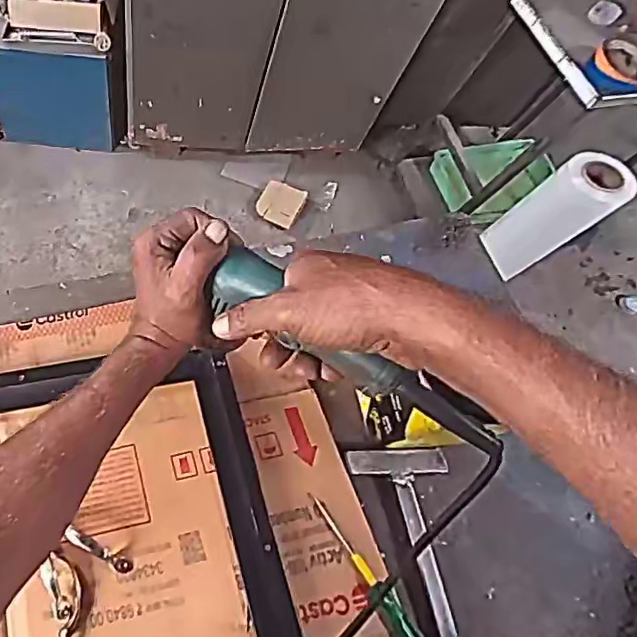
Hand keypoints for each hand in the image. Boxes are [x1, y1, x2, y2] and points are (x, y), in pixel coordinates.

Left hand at [127, 208, 232, 360]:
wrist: (161, 342)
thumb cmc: (168, 322)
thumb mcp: (186, 287)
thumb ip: (200, 255)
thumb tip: (217, 229)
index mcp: (152, 241)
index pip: (193, 218)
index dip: (214, 233)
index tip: (225, 252)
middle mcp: (155, 243)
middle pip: (198, 228)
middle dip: (216, 245)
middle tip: (223, 267)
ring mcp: (164, 254)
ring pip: (201, 241)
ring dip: (215, 256)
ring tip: (218, 275)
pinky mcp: (174, 265)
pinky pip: (200, 254)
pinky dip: (211, 264)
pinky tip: (212, 279)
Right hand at [209, 251, 458, 377]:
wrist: (411, 324)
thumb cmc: (362, 304)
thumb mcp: (289, 311)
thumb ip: (251, 316)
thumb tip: (224, 321)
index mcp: (303, 268)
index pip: (264, 291)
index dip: (256, 318)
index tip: (251, 336)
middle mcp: (325, 282)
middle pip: (288, 319)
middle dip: (283, 346)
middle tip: (280, 360)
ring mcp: (347, 306)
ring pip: (313, 337)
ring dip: (307, 358)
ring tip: (310, 368)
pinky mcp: (364, 327)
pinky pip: (336, 347)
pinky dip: (332, 361)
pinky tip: (335, 367)